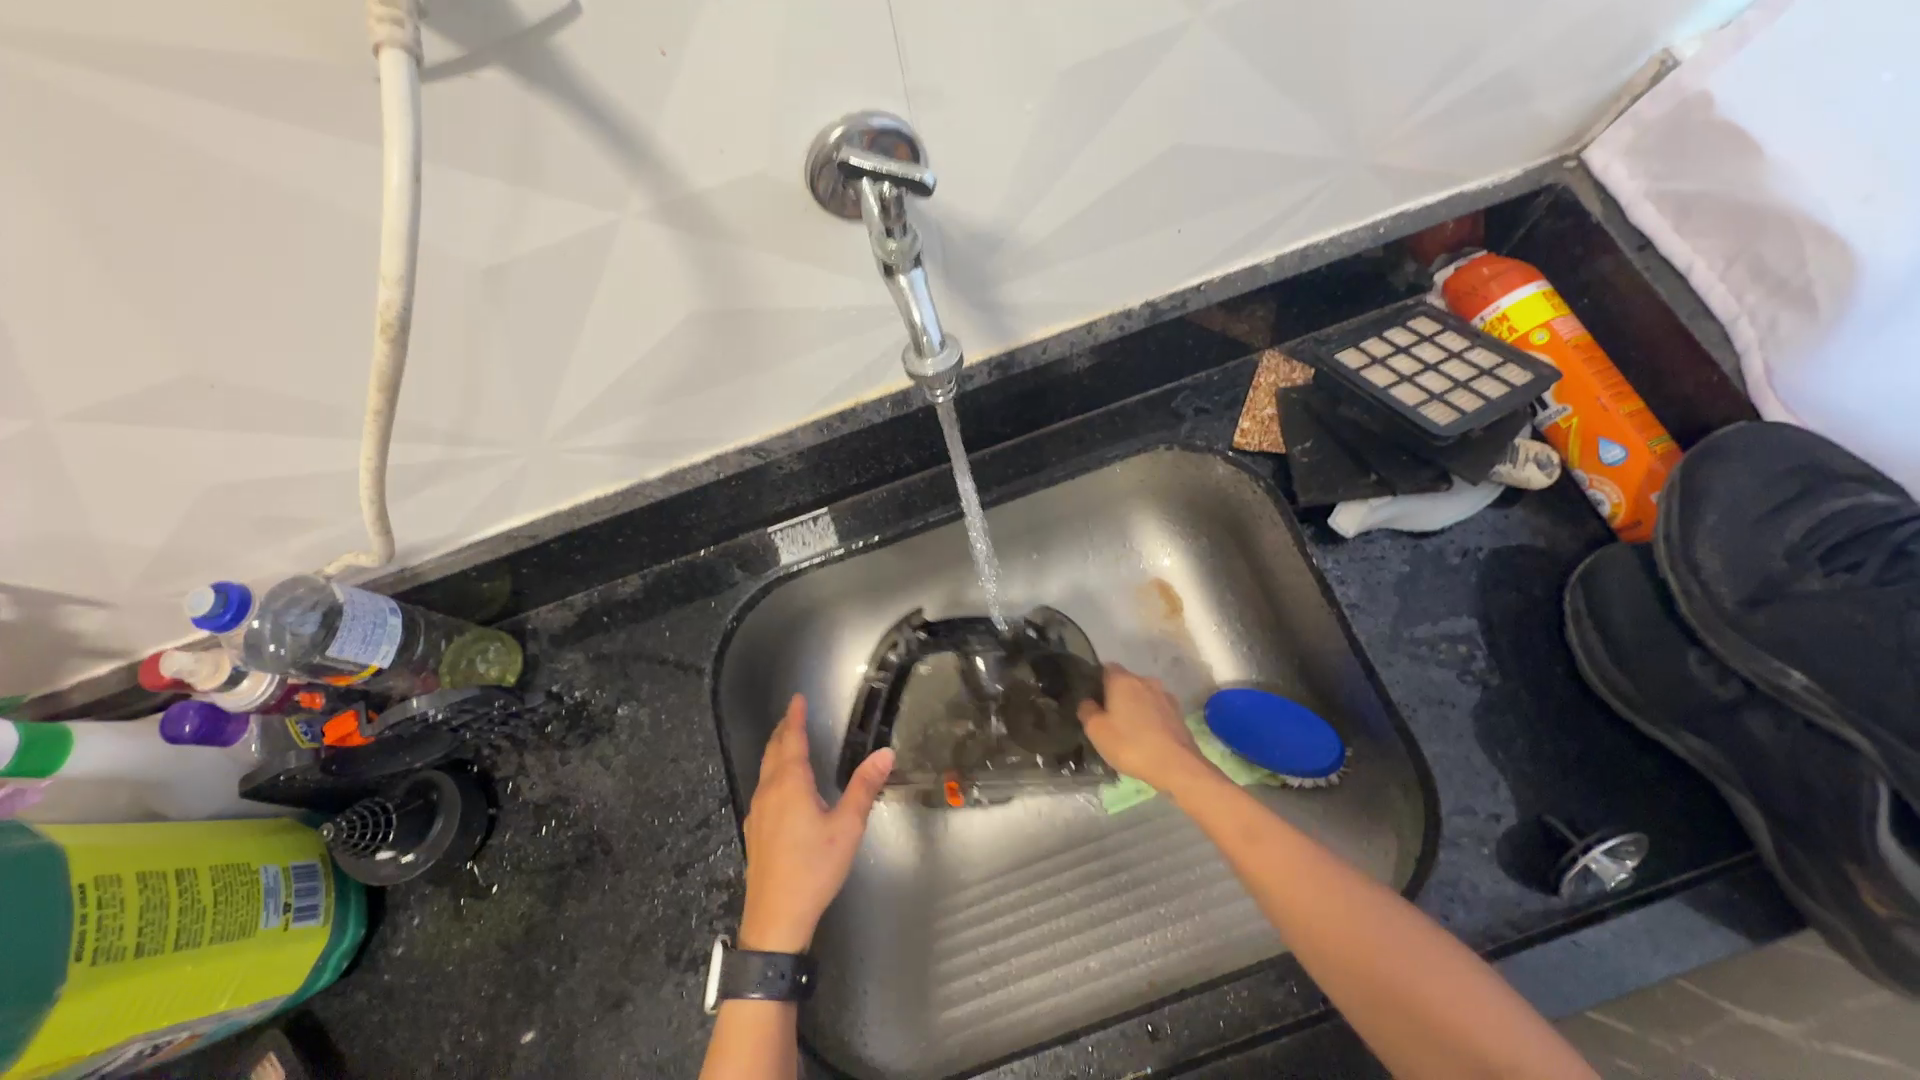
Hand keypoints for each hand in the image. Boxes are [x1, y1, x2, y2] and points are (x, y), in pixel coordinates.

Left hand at [739, 695, 893, 952]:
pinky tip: (781, 788)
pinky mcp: (755, 832)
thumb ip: (864, 788)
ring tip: (788, 743)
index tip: (797, 699)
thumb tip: (885, 753)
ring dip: (776, 752)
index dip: (794, 717)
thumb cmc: (814, 867)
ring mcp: (758, 813)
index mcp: (790, 784)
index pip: (790, 740)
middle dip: (783, 731)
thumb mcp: (847, 827)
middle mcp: (769, 792)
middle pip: (773, 752)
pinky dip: (773, 774)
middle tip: (793, 715)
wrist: (776, 917)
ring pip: (765, 771)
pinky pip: (763, 789)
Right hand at [1078, 664, 1214, 793]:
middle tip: (1107, 719)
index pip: (1106, 668)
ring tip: (1128, 730)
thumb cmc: (1130, 744)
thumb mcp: (1096, 730)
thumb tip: (1088, 702)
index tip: (1092, 699)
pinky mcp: (1178, 713)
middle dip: (1116, 696)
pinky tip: (1146, 737)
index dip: (1097, 681)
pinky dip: (1150, 719)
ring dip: (1135, 708)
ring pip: (1143, 696)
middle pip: (1126, 682)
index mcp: (1123, 680)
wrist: (1176, 765)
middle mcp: (1146, 681)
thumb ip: (1087, 710)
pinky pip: (1157, 710)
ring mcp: (1165, 696)